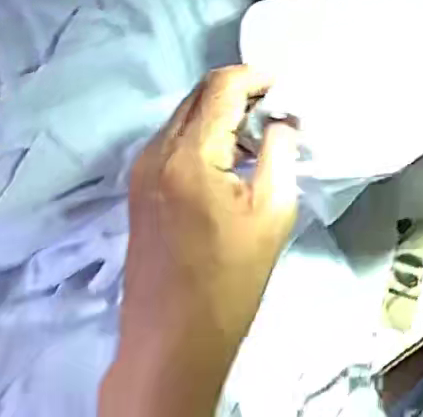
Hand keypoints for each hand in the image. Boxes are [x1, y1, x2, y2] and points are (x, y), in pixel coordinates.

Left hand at [103, 66, 299, 415]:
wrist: (171, 345)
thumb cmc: (230, 281)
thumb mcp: (273, 211)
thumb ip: (280, 150)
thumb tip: (281, 118)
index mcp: (189, 156)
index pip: (221, 86)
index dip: (256, 77)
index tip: (283, 90)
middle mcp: (157, 152)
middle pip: (200, 92)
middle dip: (240, 91)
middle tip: (275, 110)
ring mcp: (142, 169)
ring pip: (186, 111)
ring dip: (222, 111)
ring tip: (257, 135)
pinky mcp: (139, 186)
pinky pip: (175, 136)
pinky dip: (204, 131)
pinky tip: (229, 157)